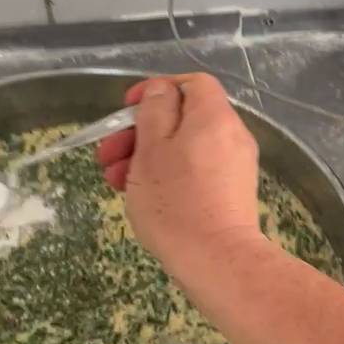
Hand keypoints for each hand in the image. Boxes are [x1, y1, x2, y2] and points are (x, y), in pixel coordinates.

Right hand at [95, 74, 265, 274]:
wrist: (217, 259)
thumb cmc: (176, 201)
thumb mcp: (152, 149)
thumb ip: (154, 112)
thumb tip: (161, 90)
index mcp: (215, 117)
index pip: (192, 84)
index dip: (157, 90)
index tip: (127, 110)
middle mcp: (232, 136)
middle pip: (183, 119)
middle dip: (140, 132)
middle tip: (108, 156)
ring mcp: (235, 167)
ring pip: (185, 149)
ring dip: (147, 158)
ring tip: (116, 182)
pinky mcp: (231, 193)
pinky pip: (197, 171)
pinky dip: (169, 176)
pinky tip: (141, 196)